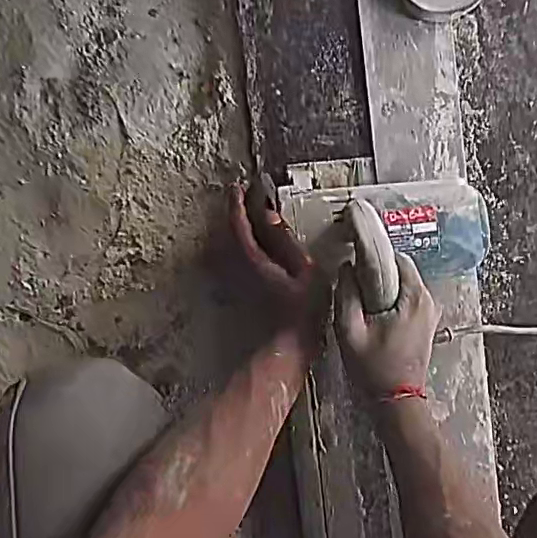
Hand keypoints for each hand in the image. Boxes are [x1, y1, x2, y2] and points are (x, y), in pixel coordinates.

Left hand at [228, 182, 325, 343]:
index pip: (238, 222)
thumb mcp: (306, 273)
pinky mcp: (243, 292)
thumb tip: (272, 216)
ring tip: (253, 216)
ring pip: (232, 246)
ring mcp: (238, 281)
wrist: (285, 351)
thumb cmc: (300, 316)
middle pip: (230, 232)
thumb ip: (287, 243)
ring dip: (240, 228)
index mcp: (253, 259)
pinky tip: (259, 247)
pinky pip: (239, 259)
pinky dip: (245, 246)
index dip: (238, 202)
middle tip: (246, 196)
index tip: (240, 186)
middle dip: (237, 212)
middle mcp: (239, 268)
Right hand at [334, 252, 439, 395]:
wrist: (397, 399)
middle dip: (377, 271)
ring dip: (384, 286)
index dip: (373, 254)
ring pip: (404, 284)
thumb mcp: (349, 331)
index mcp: (415, 297)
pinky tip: (375, 311)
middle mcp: (429, 300)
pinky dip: (392, 298)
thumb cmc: (374, 368)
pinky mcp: (427, 322)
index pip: (395, 257)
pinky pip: (408, 298)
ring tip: (361, 297)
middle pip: (401, 270)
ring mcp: (431, 312)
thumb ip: (346, 295)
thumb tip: (347, 268)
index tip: (353, 256)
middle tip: (354, 282)